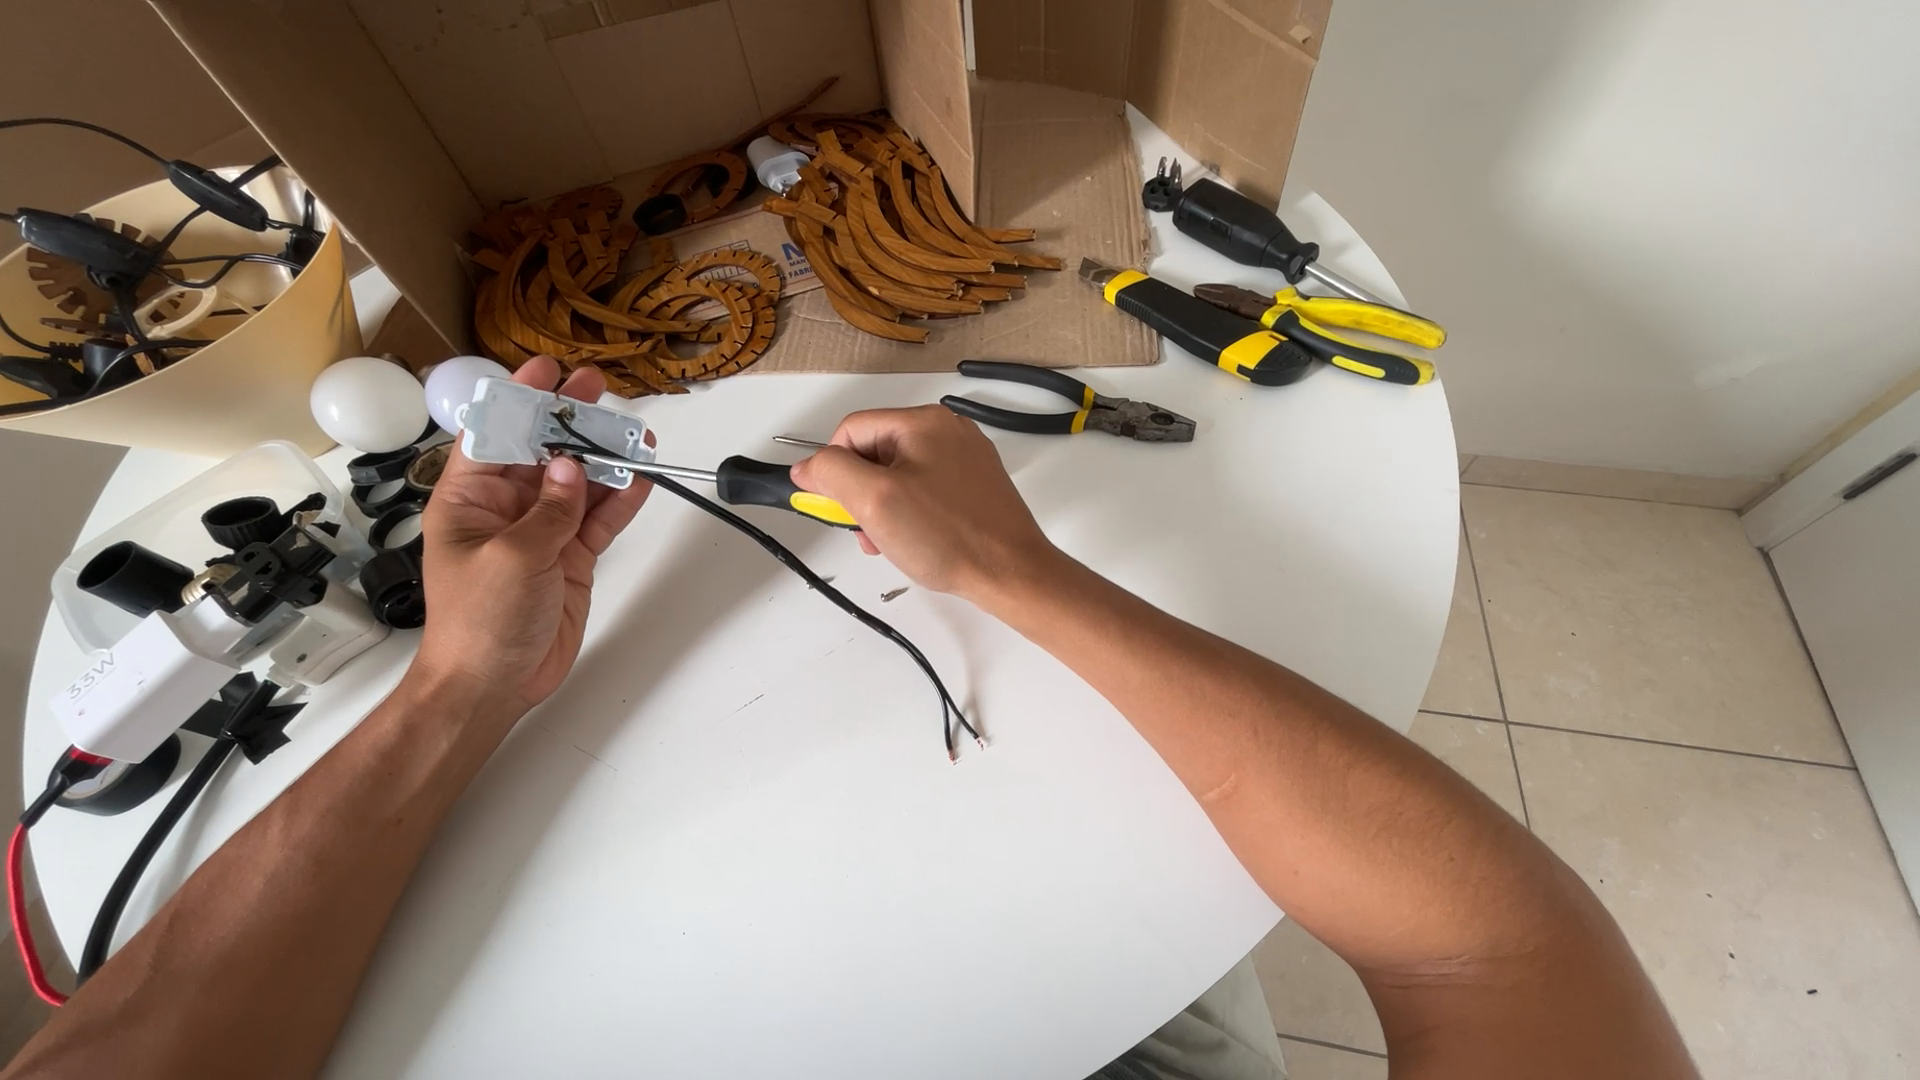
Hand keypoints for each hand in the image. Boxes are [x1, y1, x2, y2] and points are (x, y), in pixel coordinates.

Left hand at [411, 356, 651, 711]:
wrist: (496, 681)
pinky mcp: (572, 556)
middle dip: (569, 422)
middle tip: (598, 392)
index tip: (548, 371)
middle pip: (543, 453)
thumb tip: (574, 467)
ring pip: (579, 483)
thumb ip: (550, 510)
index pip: (494, 436)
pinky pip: (600, 519)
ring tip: (635, 436)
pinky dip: (620, 501)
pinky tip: (639, 480)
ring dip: (605, 460)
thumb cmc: (480, 622)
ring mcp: (543, 532)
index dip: (519, 401)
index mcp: (470, 501)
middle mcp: (507, 509)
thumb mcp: (512, 557)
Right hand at [789, 405, 1060, 602]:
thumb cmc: (950, 537)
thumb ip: (832, 473)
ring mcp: (965, 459)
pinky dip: (909, 514)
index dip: (833, 469)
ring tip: (887, 542)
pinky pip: (926, 490)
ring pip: (899, 475)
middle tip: (864, 531)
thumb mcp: (875, 500)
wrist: (1011, 572)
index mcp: (923, 421)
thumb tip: (806, 467)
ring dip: (882, 508)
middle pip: (876, 453)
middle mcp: (947, 431)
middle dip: (860, 494)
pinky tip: (910, 542)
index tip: (832, 508)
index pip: (851, 431)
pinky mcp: (974, 486)